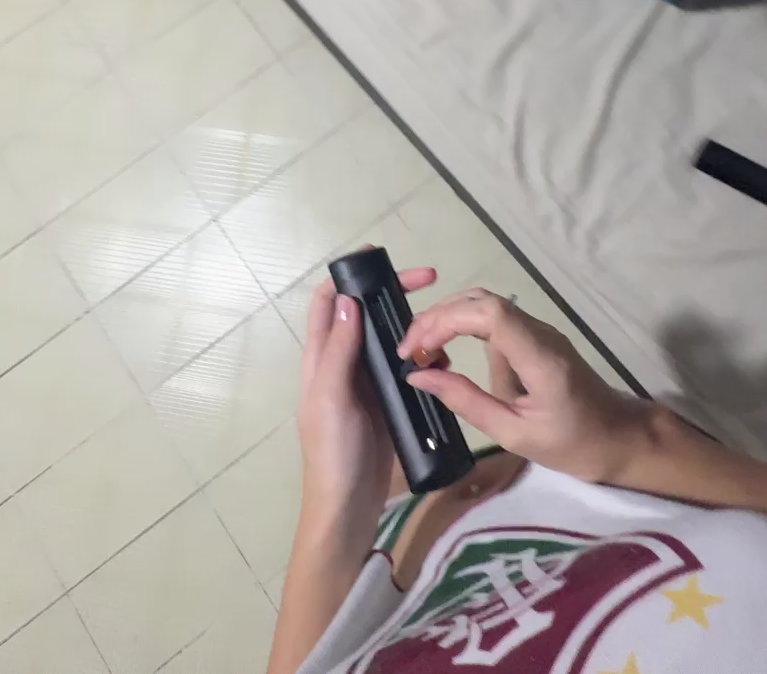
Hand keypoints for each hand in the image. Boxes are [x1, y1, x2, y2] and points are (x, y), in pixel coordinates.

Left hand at [297, 262, 438, 533]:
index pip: (329, 301)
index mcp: (322, 356)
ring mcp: (369, 381)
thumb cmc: (332, 451)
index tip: (380, 259)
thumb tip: (347, 299)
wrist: (351, 507)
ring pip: (391, 338)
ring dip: (414, 326)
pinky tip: (445, 362)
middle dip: (393, 292)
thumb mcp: (330, 398)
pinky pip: (409, 367)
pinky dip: (426, 357)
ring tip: (442, 327)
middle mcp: (345, 362)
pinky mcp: (391, 400)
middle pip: (366, 313)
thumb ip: (338, 351)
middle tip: (430, 280)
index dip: (348, 276)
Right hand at [400, 289, 652, 482]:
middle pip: (481, 300)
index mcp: (540, 357)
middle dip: (437, 316)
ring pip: (485, 302)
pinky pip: (493, 316)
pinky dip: (461, 323)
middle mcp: (540, 332)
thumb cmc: (574, 445)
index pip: (490, 314)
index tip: (418, 349)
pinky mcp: (535, 335)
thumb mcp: (515, 435)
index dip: (446, 320)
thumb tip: (420, 376)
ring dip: (447, 316)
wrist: (623, 439)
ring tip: (420, 347)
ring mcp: (539, 329)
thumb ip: (467, 402)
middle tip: (408, 348)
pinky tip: (444, 346)